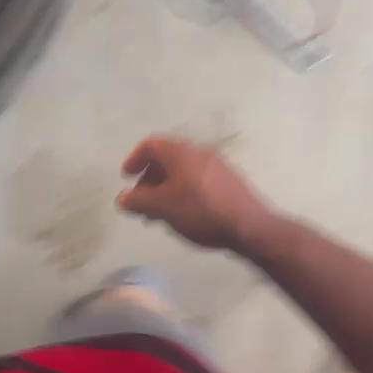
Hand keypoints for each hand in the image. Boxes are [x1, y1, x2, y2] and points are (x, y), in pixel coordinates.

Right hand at [118, 136, 272, 250]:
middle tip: (142, 202)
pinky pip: (197, 182)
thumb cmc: (200, 211)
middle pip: (166, 160)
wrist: (250, 227)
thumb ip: (137, 201)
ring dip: (166, 190)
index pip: (150, 145)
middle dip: (149, 180)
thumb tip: (122, 198)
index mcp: (180, 152)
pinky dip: (183, 194)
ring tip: (160, 215)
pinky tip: (184, 217)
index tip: (127, 178)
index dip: (134, 159)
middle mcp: (199, 153)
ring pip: (182, 173)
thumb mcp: (161, 207)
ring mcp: (217, 167)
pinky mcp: (229, 183)